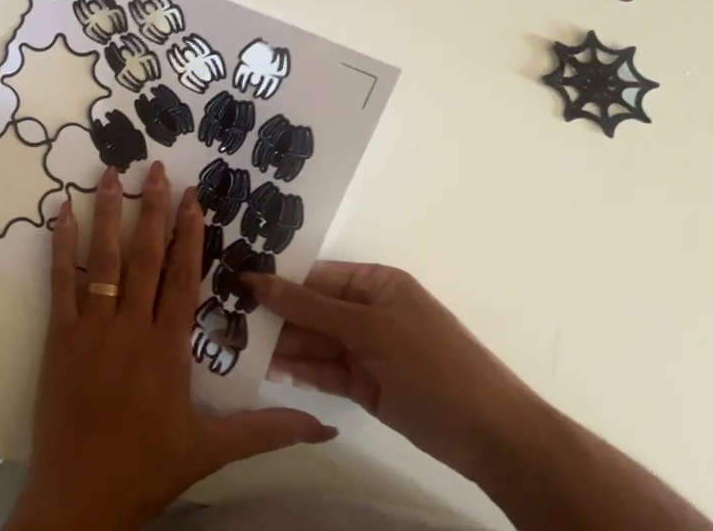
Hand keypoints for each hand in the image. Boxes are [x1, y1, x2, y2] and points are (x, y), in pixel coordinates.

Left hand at [8, 164, 336, 530]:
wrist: (82, 492)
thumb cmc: (147, 468)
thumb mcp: (212, 450)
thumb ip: (266, 429)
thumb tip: (325, 425)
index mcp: (169, 351)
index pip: (184, 280)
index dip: (189, 235)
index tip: (192, 197)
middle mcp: (132, 329)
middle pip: (145, 258)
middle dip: (153, 210)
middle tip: (155, 168)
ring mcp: (91, 329)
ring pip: (103, 260)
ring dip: (107, 214)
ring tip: (109, 174)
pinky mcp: (58, 336)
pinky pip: (61, 282)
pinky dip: (61, 246)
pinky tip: (60, 212)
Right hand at [245, 263, 541, 476]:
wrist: (493, 437)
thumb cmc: (433, 364)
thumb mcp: (368, 328)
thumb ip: (307, 305)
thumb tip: (251, 277)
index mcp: (375, 283)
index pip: (312, 274)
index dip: (273, 278)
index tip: (228, 282)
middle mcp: (366, 310)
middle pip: (307, 307)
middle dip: (269, 313)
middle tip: (219, 316)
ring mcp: (364, 349)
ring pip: (310, 340)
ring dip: (277, 343)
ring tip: (229, 343)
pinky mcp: (362, 384)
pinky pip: (320, 370)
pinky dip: (295, 370)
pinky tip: (260, 367)